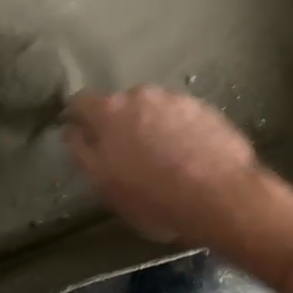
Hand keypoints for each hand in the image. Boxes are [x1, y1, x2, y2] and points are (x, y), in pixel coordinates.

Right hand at [64, 85, 265, 245]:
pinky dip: (182, 131)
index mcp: (110, 110)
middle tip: (131, 155)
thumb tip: (70, 130)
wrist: (223, 199)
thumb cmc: (155, 197)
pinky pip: (183, 117)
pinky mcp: (205, 108)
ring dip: (154, 126)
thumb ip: (83, 152)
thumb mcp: (106, 185)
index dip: (79, 116)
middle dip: (122, 124)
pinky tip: (193, 158)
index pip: (81, 101)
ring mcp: (176, 98)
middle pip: (122, 104)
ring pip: (154, 109)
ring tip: (167, 159)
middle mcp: (140, 94)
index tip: (81, 131)